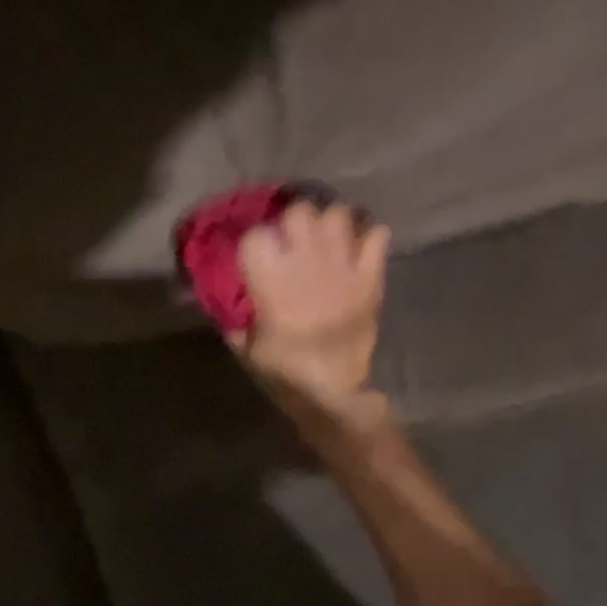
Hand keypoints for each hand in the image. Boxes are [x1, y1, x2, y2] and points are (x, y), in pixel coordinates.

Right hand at [227, 200, 390, 413]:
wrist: (332, 394)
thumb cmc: (284, 373)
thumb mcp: (247, 346)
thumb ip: (237, 315)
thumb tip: (230, 294)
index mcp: (271, 281)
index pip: (257, 234)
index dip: (255, 238)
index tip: (257, 250)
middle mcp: (306, 264)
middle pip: (300, 211)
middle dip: (295, 219)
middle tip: (294, 235)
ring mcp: (342, 267)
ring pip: (339, 214)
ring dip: (331, 222)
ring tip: (327, 236)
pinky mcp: (370, 277)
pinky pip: (376, 234)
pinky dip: (368, 236)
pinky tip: (358, 248)